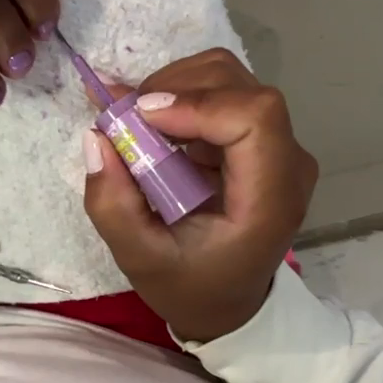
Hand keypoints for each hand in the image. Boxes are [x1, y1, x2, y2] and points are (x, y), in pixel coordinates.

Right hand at [82, 50, 318, 342]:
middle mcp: (286, 163)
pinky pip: (222, 94)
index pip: (255, 117)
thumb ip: (113, 206)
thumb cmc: (189, 287)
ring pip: (230, 79)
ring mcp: (278, 147)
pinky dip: (179, 96)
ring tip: (134, 120)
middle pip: (240, 87)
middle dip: (174, 88)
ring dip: (174, 88)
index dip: (197, 104)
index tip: (140, 117)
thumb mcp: (140, 260)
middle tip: (123, 116)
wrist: (227, 303)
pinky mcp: (260, 139)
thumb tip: (96, 138)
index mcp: (269, 199)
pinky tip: (149, 123)